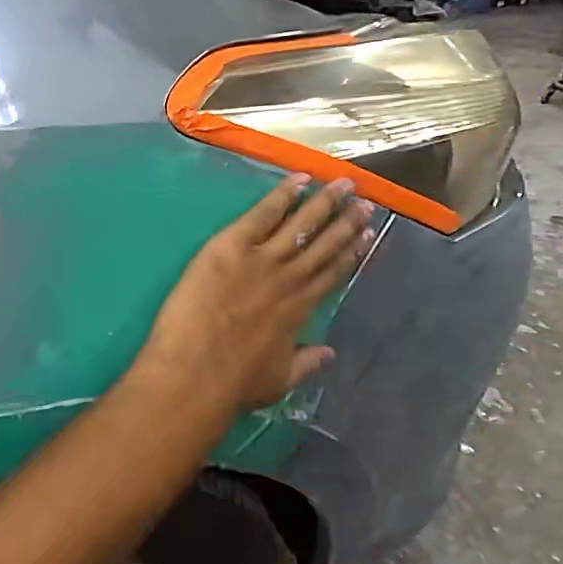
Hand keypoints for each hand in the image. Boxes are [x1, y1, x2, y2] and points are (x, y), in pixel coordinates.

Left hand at [131, 174, 373, 411]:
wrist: (195, 372)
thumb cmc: (233, 383)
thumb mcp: (279, 380)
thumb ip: (306, 363)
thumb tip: (329, 353)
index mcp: (300, 310)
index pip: (332, 274)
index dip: (351, 254)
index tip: (368, 236)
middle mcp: (288, 280)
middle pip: (322, 245)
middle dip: (346, 222)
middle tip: (366, 203)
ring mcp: (260, 260)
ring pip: (300, 225)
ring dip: (323, 203)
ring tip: (344, 184)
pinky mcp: (229, 248)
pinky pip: (261, 215)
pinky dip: (281, 196)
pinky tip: (299, 180)